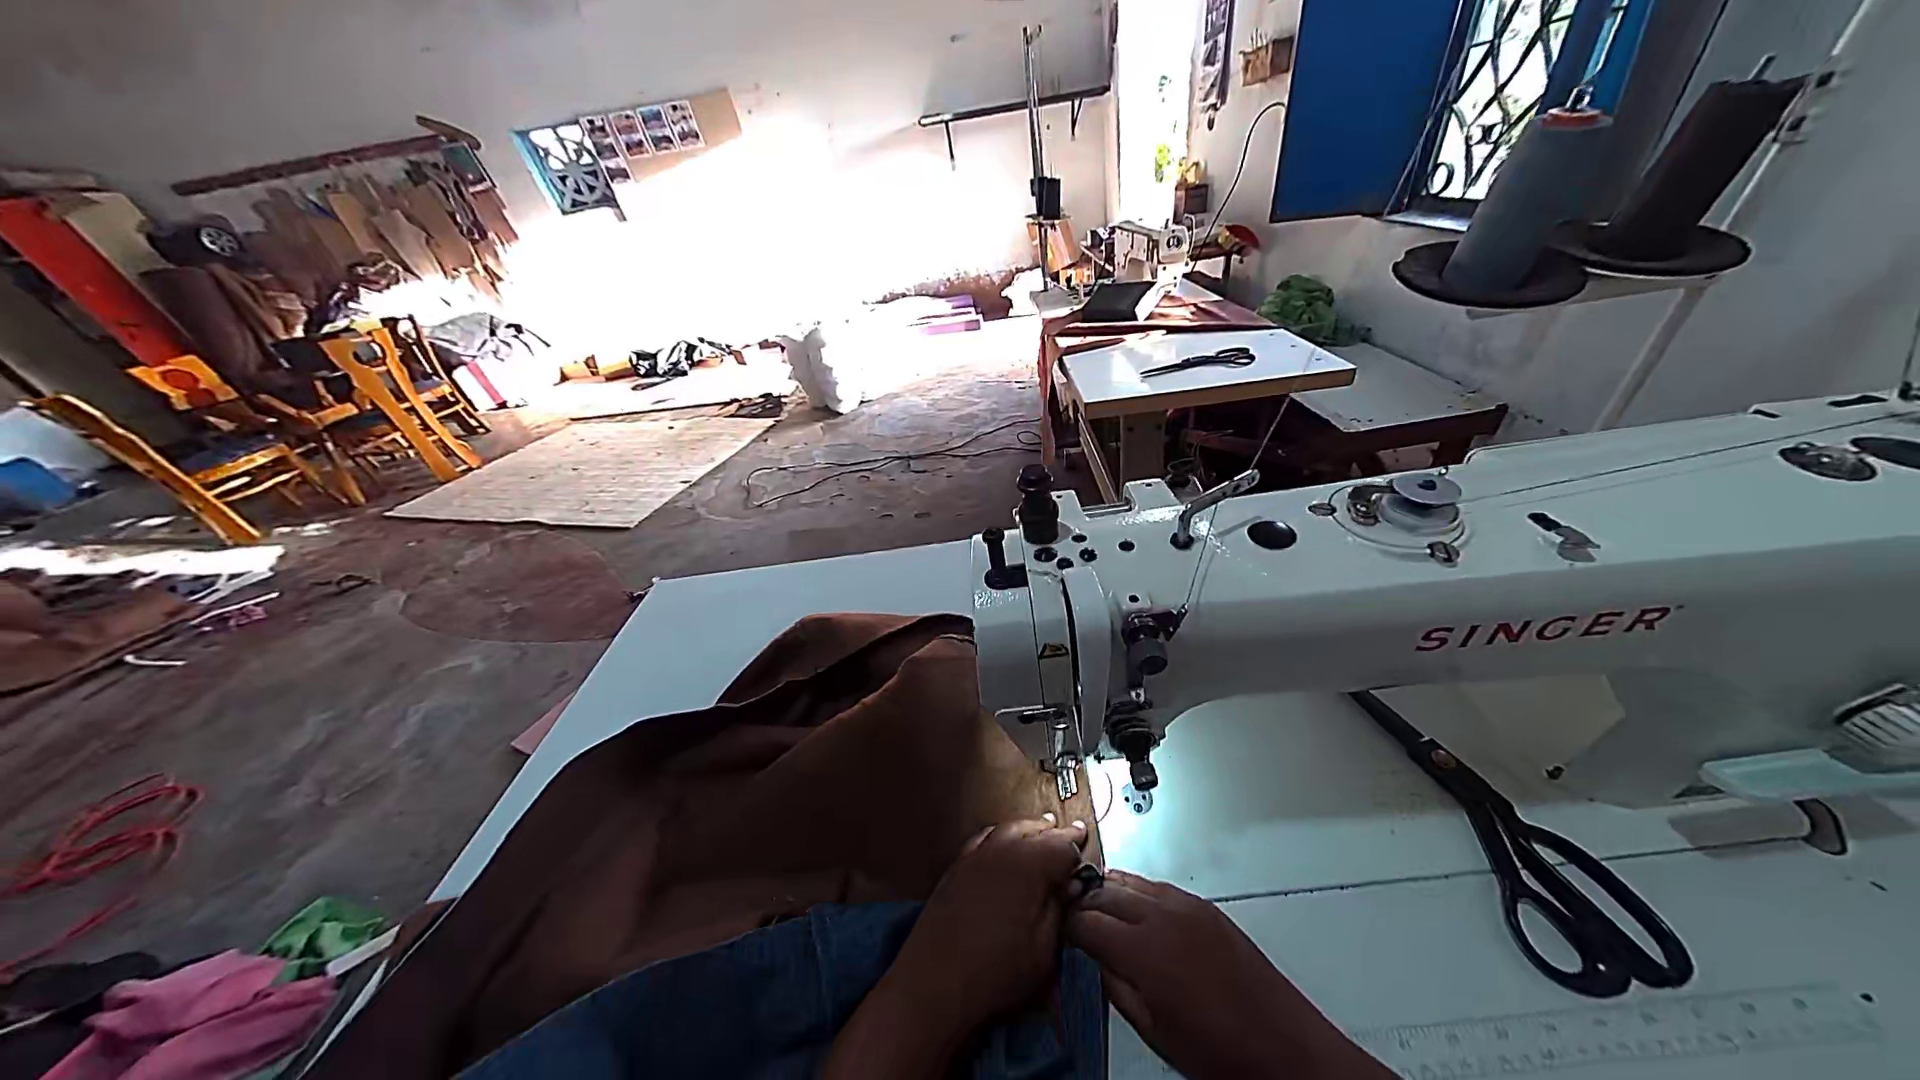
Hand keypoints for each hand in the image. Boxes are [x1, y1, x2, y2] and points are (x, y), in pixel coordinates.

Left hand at [890, 817, 1090, 1023]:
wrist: (934, 981)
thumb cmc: (994, 972)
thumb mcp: (1044, 949)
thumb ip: (1059, 910)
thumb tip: (1069, 887)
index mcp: (1029, 865)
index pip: (1062, 844)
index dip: (1077, 847)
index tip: (1087, 846)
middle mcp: (1000, 849)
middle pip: (1034, 829)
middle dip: (1054, 834)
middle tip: (1070, 837)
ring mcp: (974, 855)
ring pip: (1008, 829)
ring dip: (1027, 831)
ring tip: (1040, 836)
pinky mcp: (956, 866)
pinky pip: (985, 839)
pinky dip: (1000, 838)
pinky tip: (1003, 849)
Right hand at [1069, 871, 1391, 1079]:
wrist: (1286, 1051)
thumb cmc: (1223, 1054)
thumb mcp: (1152, 1029)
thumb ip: (1115, 985)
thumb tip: (1094, 961)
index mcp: (1143, 949)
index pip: (1084, 919)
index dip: (1067, 927)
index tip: (1060, 935)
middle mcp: (1162, 915)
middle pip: (1103, 890)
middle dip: (1083, 904)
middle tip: (1074, 922)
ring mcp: (1186, 905)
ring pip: (1129, 880)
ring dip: (1109, 893)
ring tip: (1101, 913)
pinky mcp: (1205, 907)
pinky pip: (1158, 886)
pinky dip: (1138, 894)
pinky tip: (1138, 915)